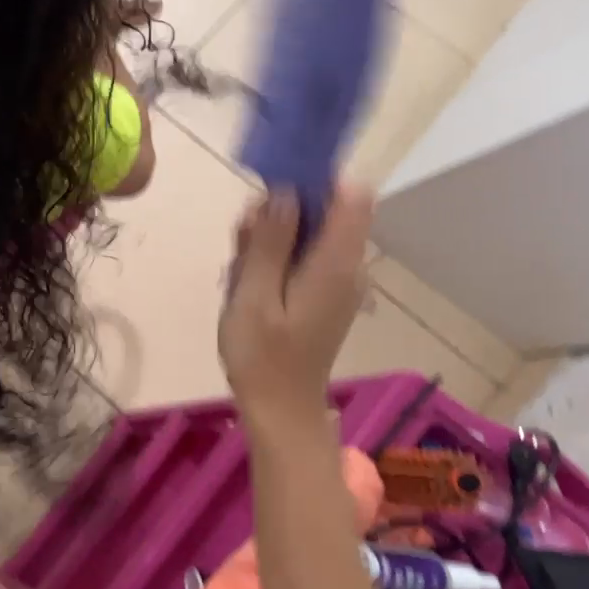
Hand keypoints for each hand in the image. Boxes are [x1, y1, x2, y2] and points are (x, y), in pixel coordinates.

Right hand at [219, 185, 374, 419]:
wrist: (280, 407)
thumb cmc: (261, 354)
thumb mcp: (253, 296)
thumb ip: (270, 243)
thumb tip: (284, 192)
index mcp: (335, 264)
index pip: (350, 195)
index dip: (315, 181)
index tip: (270, 190)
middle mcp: (347, 266)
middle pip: (326, 212)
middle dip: (281, 213)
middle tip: (240, 242)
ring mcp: (339, 281)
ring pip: (310, 234)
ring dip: (271, 239)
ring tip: (238, 271)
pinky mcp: (325, 293)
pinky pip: (304, 257)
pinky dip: (275, 259)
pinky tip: (248, 284)